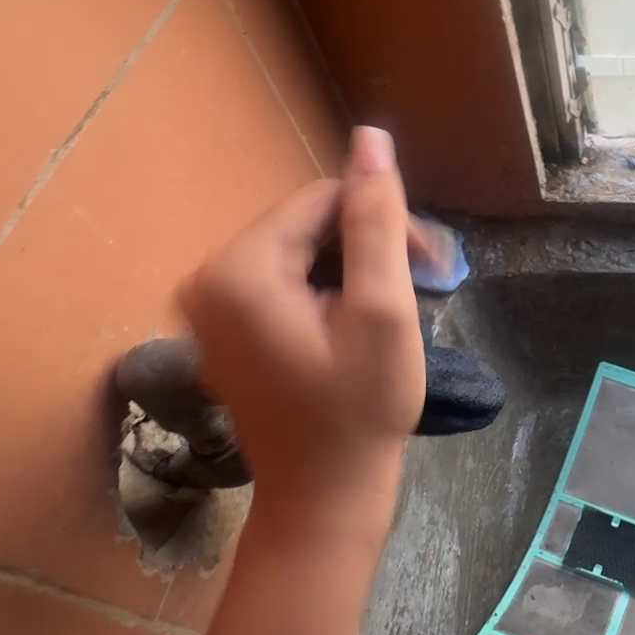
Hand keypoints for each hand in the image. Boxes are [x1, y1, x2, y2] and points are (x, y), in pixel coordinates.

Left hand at [177, 126, 424, 503]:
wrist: (324, 495)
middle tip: (417, 292)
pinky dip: (328, 290)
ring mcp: (209, 305)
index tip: (426, 269)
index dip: (382, 223)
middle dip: (368, 247)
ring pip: (302, 249)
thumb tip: (370, 139)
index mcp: (240, 268)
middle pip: (309, 223)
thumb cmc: (361, 408)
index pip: (323, 199)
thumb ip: (377, 220)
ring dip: (354, 269)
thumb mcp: (383, 310)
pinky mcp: (224, 326)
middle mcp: (208, 277)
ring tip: (389, 315)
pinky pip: (284, 278)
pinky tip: (356, 325)